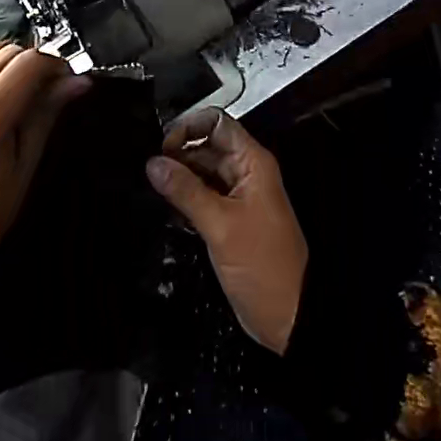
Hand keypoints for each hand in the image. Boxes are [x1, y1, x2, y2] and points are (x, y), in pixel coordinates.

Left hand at [0, 42, 90, 247]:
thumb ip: (48, 112)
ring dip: (5, 59)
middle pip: (6, 52)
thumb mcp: (26, 163)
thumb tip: (78, 82)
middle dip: (33, 62)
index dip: (54, 63)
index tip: (65, 75)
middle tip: (47, 83)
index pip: (28, 64)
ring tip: (17, 85)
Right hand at [146, 108, 307, 353]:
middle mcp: (245, 173)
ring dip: (179, 176)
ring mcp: (237, 196)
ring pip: (201, 171)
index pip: (217, 124)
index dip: (189, 128)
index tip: (163, 146)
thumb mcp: (220, 226)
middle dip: (178, 154)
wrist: (287, 316)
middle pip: (206, 146)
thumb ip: (185, 191)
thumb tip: (154, 163)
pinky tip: (167, 206)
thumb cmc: (264, 268)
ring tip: (155, 189)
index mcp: (252, 163)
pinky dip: (184, 196)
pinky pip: (202, 194)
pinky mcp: (228, 218)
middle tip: (153, 171)